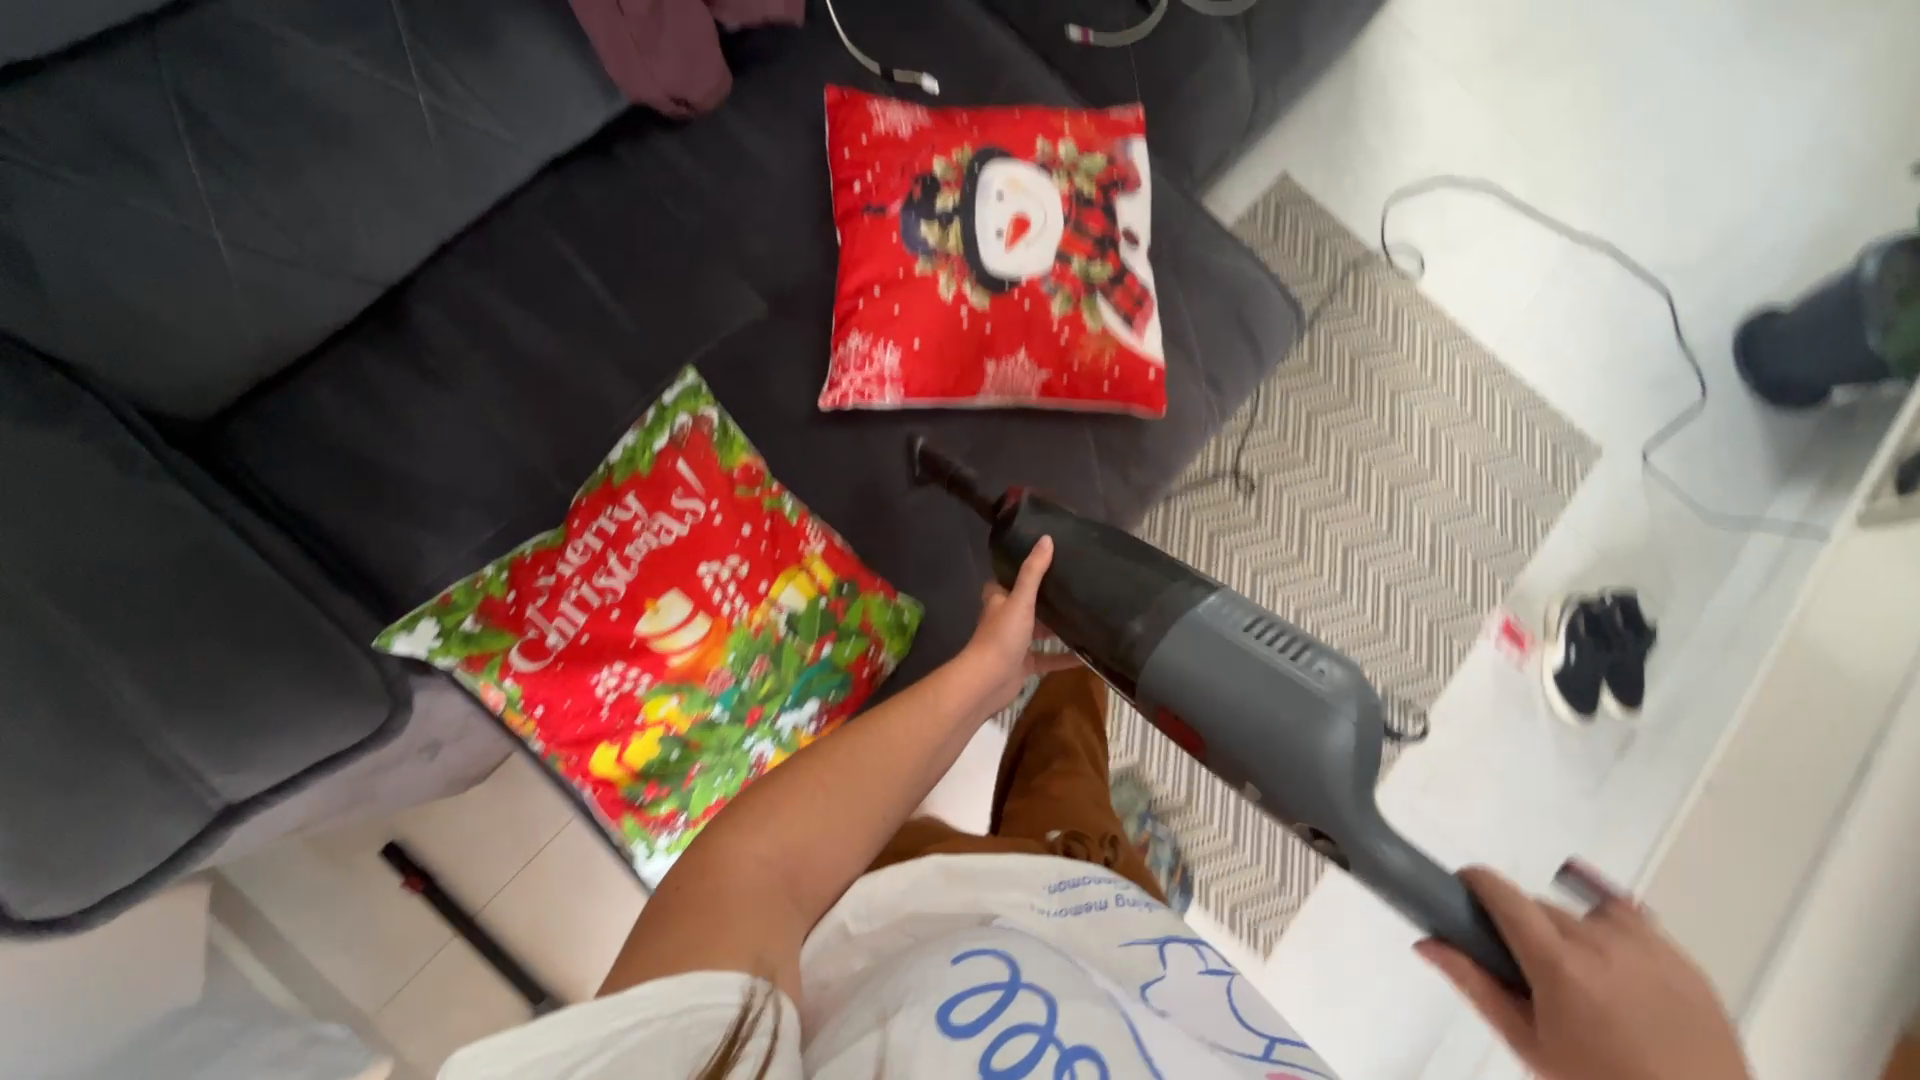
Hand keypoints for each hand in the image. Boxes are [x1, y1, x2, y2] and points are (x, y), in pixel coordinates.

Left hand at [961, 537, 1080, 713]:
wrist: (988, 682)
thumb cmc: (1002, 636)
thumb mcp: (1020, 600)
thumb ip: (1033, 572)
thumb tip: (1047, 538)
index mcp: (999, 599)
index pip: (1010, 577)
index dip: (1025, 567)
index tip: (1050, 557)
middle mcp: (1006, 618)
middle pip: (1029, 603)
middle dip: (1048, 597)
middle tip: (1076, 584)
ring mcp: (1015, 643)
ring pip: (1040, 631)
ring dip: (1058, 627)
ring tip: (1086, 614)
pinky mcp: (1025, 664)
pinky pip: (1049, 658)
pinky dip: (1065, 657)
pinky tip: (1087, 656)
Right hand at [1417, 865, 1750, 1079]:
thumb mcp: (1529, 1045)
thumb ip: (1475, 986)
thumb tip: (1426, 943)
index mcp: (1558, 964)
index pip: (1502, 893)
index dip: (1475, 883)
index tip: (1464, 893)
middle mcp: (1602, 943)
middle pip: (1539, 906)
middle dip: (1523, 926)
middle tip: (1526, 970)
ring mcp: (1649, 948)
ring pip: (1583, 913)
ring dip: (1568, 931)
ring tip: (1580, 978)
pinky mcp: (1684, 960)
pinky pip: (1632, 924)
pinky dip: (1612, 937)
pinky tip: (1617, 975)